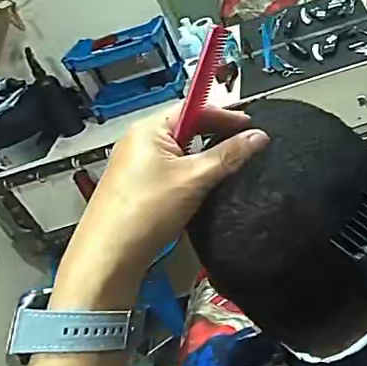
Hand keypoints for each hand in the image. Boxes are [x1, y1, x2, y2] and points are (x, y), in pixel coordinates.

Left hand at [51, 103, 266, 309]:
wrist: (110, 257)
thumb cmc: (139, 215)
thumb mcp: (197, 178)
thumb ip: (231, 154)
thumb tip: (256, 137)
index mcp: (149, 130)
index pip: (195, 109)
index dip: (225, 116)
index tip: (249, 125)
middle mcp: (140, 143)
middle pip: (189, 128)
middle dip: (217, 136)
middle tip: (244, 147)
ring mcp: (138, 165)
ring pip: (183, 152)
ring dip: (205, 158)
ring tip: (226, 169)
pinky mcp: (141, 186)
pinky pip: (174, 170)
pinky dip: (193, 174)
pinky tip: (204, 188)